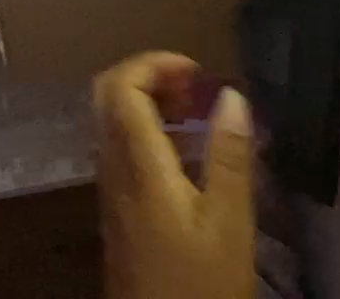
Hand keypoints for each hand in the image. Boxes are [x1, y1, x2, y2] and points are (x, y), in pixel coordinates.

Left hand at [93, 52, 255, 298]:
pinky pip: (119, 146)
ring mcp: (110, 188)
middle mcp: (113, 168)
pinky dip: (146, 128)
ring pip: (111, 120)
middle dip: (147, 75)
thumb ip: (229, 156)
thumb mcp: (229, 224)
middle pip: (108, 96)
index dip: (153, 63)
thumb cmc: (199, 286)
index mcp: (137, 164)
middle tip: (192, 85)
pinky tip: (183, 151)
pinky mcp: (116, 207)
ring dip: (147, 101)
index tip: (196, 71)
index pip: (121, 86)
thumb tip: (231, 93)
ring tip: (194, 110)